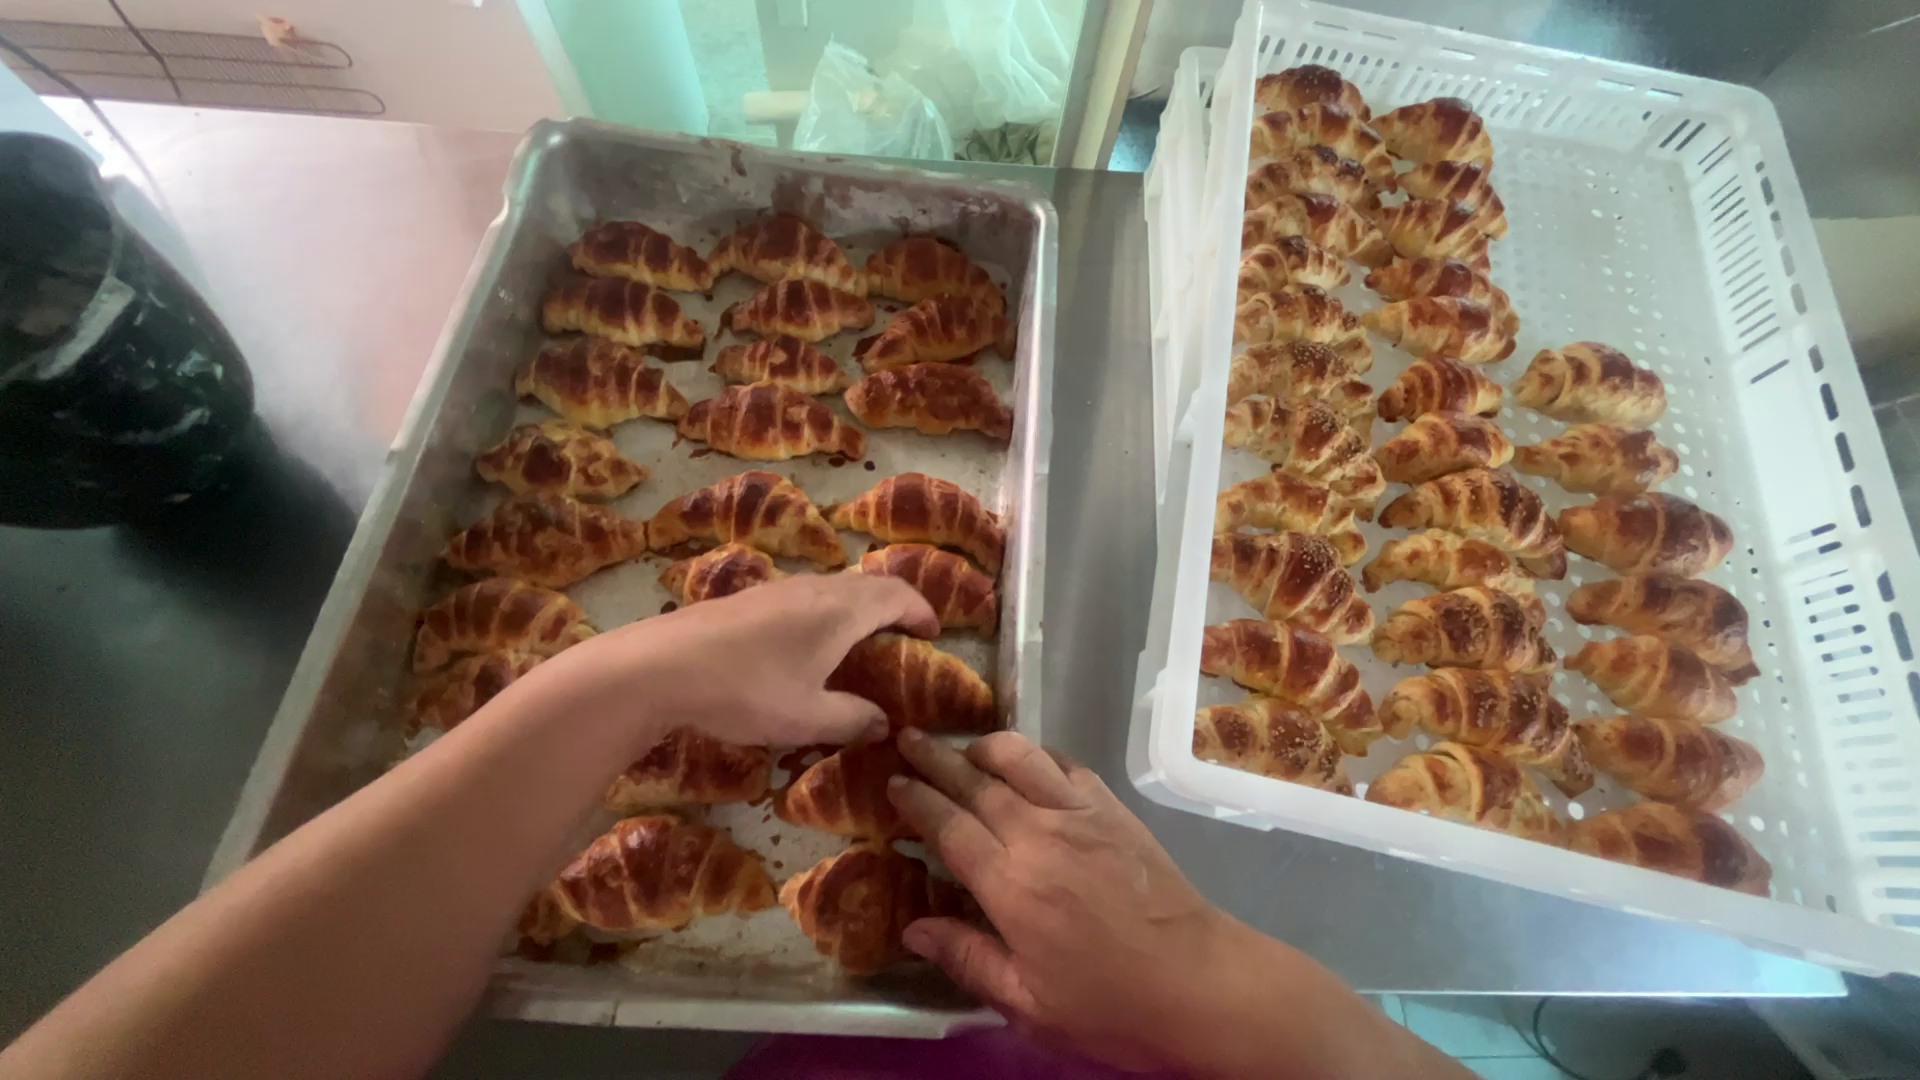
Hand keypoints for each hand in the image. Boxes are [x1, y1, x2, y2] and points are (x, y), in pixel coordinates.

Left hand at [536, 573, 938, 750]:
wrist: (661, 666)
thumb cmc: (747, 690)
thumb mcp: (807, 718)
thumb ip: (853, 719)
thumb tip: (885, 723)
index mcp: (842, 610)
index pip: (898, 594)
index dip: (922, 611)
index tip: (935, 633)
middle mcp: (817, 588)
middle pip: (870, 584)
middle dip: (895, 606)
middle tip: (904, 637)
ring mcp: (781, 587)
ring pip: (837, 586)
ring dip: (860, 606)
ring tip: (862, 641)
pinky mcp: (753, 596)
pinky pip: (810, 594)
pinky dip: (830, 610)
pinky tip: (809, 643)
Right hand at [886, 729, 1254, 1072]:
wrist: (1200, 981)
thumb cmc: (1110, 1004)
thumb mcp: (1028, 1002)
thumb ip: (967, 958)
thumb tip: (912, 930)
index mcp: (1011, 885)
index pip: (948, 826)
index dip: (916, 800)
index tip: (892, 781)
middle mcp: (1038, 834)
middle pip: (975, 781)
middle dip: (935, 757)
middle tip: (908, 739)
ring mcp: (1079, 813)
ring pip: (1020, 758)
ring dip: (986, 746)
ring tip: (965, 749)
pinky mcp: (1111, 807)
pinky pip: (1065, 764)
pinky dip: (1038, 756)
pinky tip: (1029, 764)